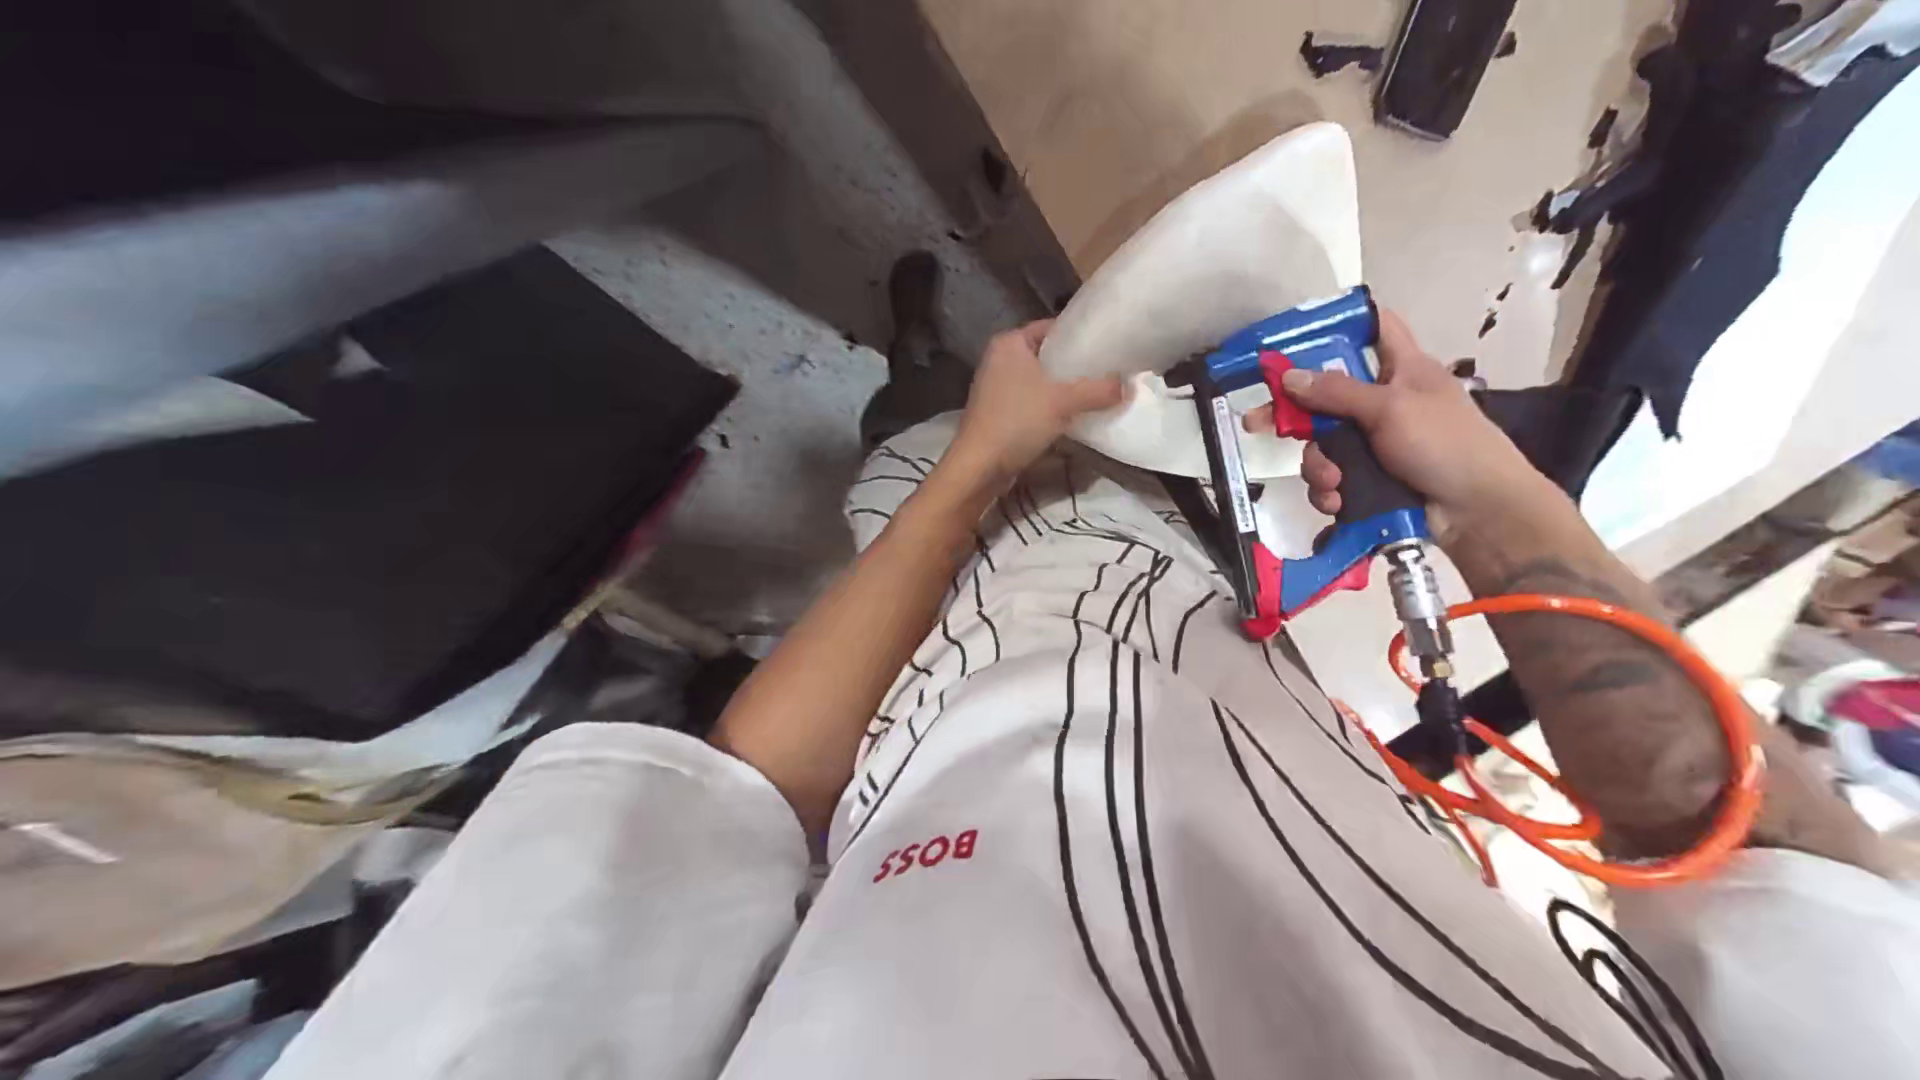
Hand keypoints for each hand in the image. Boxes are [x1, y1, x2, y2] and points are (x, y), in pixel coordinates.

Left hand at [947, 319, 1125, 483]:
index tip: (1107, 345)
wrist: (979, 466)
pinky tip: (1073, 417)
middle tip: (1107, 371)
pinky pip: (1031, 402)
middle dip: (1074, 365)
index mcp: (1009, 343)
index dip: (1079, 335)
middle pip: (1047, 355)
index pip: (1051, 328)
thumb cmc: (1017, 421)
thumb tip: (1128, 387)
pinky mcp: (998, 413)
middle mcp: (999, 360)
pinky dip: (1050, 407)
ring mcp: (996, 388)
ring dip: (1064, 389)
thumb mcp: (1064, 401)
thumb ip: (1099, 390)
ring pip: (1039, 381)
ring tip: (1096, 393)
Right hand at [1241, 309, 1548, 542]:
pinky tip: (1338, 501)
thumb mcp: (1390, 408)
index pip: (1375, 328)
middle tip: (1255, 423)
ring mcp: (1373, 443)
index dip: (1342, 324)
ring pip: (1321, 444)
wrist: (1477, 512)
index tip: (1298, 336)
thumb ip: (1336, 392)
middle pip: (1325, 396)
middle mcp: (1383, 402)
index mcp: (1402, 369)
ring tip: (1333, 482)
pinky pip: (1330, 478)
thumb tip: (1287, 376)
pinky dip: (1329, 491)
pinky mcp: (1366, 479)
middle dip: (1294, 415)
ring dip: (1318, 465)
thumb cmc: (1445, 444)